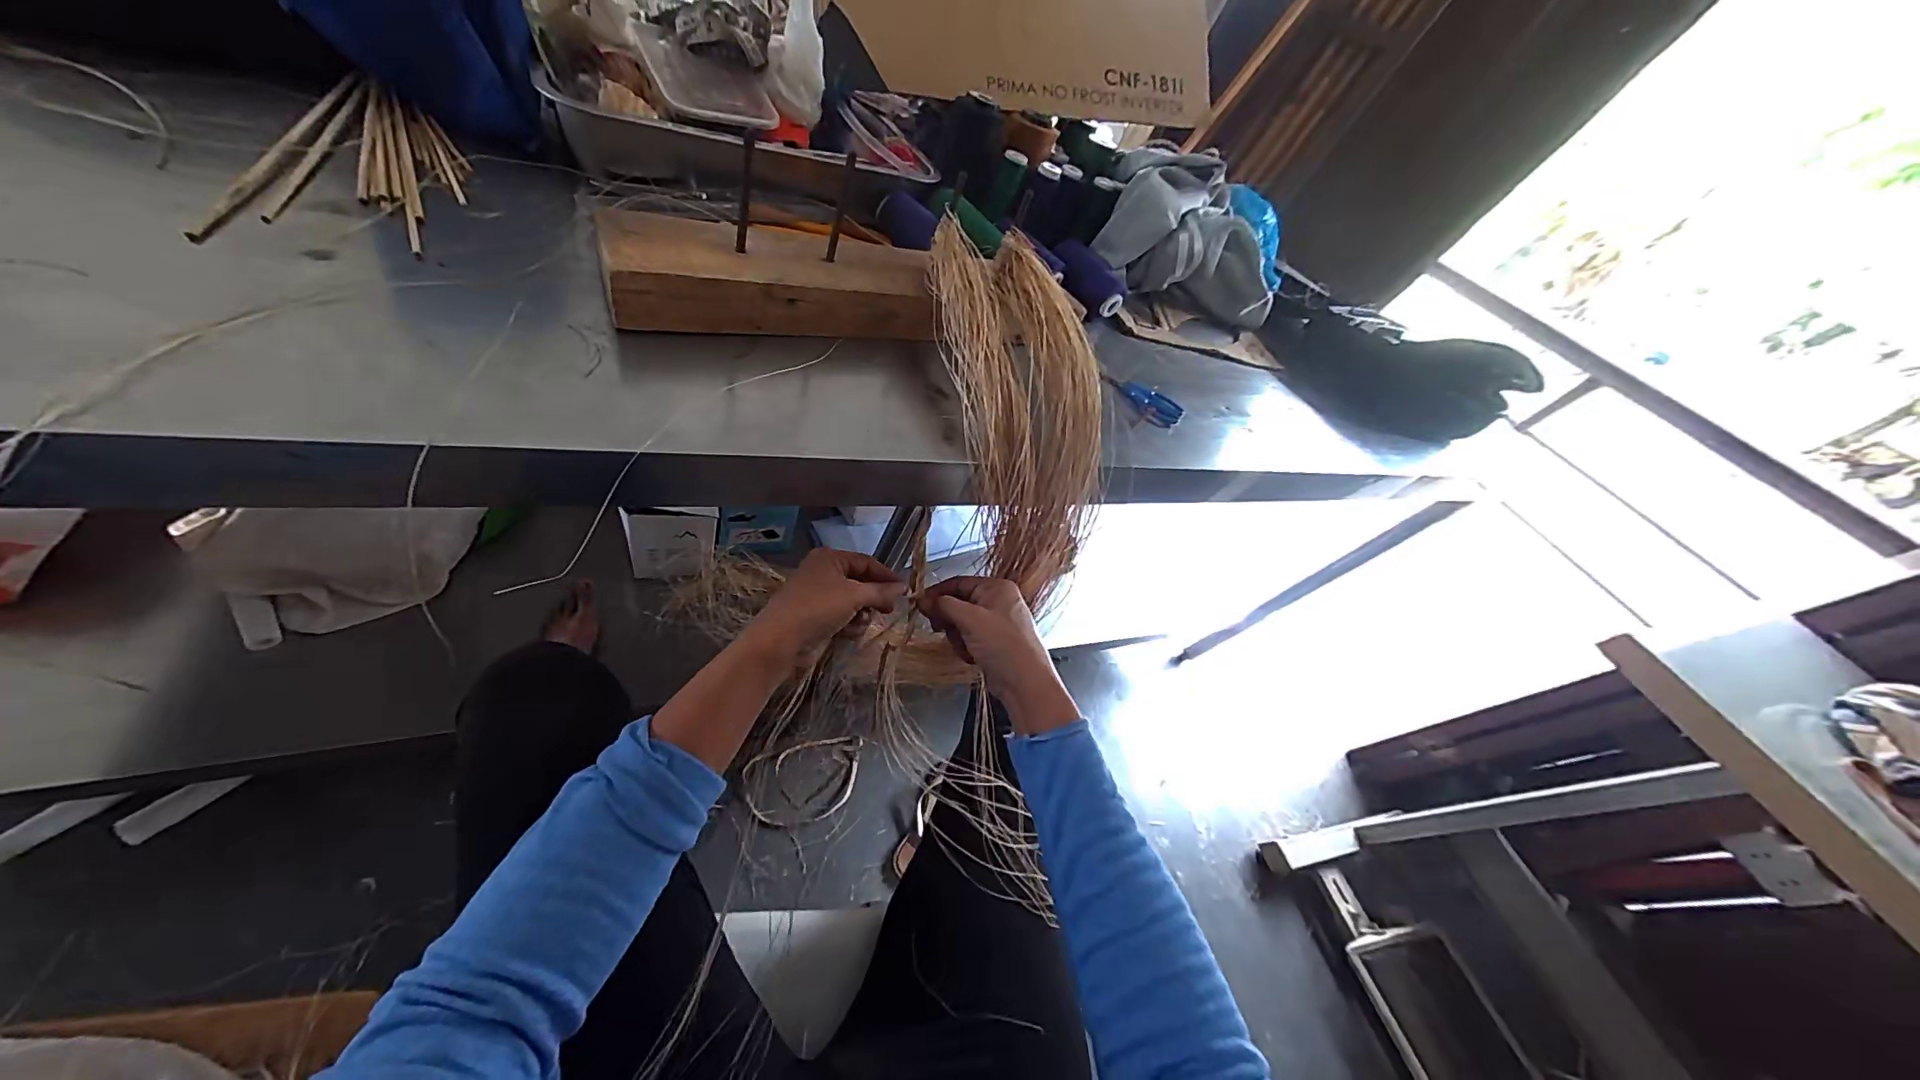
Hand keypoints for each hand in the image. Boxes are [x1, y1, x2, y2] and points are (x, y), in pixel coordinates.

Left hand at [741, 548, 905, 667]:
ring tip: (859, 623)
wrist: (781, 641)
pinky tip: (847, 633)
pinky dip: (849, 624)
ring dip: (861, 614)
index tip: (904, 591)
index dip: (886, 576)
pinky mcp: (817, 617)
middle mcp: (824, 573)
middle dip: (874, 598)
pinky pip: (843, 616)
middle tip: (888, 611)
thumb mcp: (854, 596)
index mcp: (830, 558)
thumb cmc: (818, 608)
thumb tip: (903, 587)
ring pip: (854, 602)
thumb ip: (881, 591)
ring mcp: (819, 596)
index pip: (867, 562)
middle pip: (861, 582)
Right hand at [917, 577, 1078, 734]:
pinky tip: (972, 656)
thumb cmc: (1002, 645)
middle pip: (959, 603)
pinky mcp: (994, 642)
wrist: (1024, 683)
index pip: (959, 582)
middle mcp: (998, 601)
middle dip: (949, 619)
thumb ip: (944, 605)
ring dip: (957, 636)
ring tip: (966, 647)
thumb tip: (924, 600)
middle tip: (940, 629)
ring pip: (961, 623)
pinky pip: (969, 638)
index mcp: (997, 588)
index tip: (920, 605)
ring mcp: (997, 622)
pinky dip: (966, 647)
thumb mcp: (970, 619)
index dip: (937, 593)